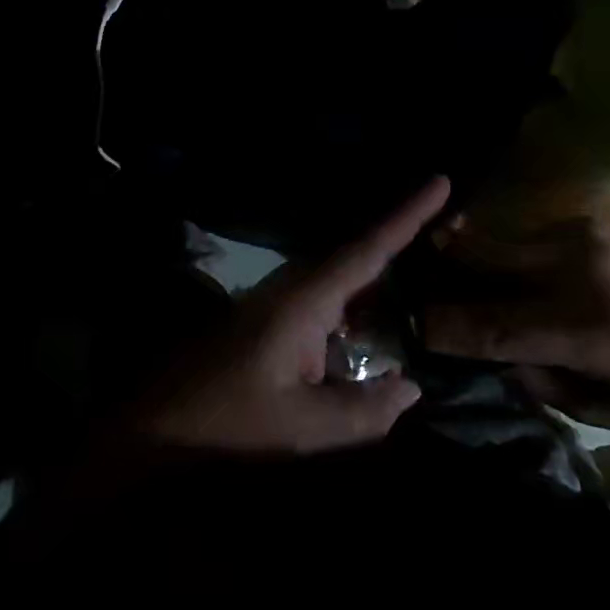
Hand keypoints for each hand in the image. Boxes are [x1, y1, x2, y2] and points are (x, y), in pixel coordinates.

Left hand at [139, 178, 449, 453]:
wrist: (154, 426)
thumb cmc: (226, 423)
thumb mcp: (301, 428)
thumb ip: (363, 411)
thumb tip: (412, 389)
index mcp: (307, 301)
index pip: (369, 249)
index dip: (409, 215)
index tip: (442, 181)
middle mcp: (297, 288)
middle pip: (362, 254)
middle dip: (407, 235)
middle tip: (454, 223)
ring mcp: (282, 301)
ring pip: (346, 277)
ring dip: (385, 273)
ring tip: (431, 266)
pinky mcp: (274, 319)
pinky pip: (331, 301)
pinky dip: (361, 304)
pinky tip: (378, 327)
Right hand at [423, 220, 609, 452]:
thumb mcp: (593, 406)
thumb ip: (527, 369)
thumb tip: (474, 340)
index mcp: (592, 331)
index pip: (495, 326)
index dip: (447, 327)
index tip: (412, 327)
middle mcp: (586, 272)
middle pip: (489, 259)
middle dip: (444, 271)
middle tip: (412, 283)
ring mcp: (590, 241)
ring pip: (503, 240)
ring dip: (469, 255)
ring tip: (439, 269)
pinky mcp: (594, 229)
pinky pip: (527, 237)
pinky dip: (500, 250)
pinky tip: (487, 264)